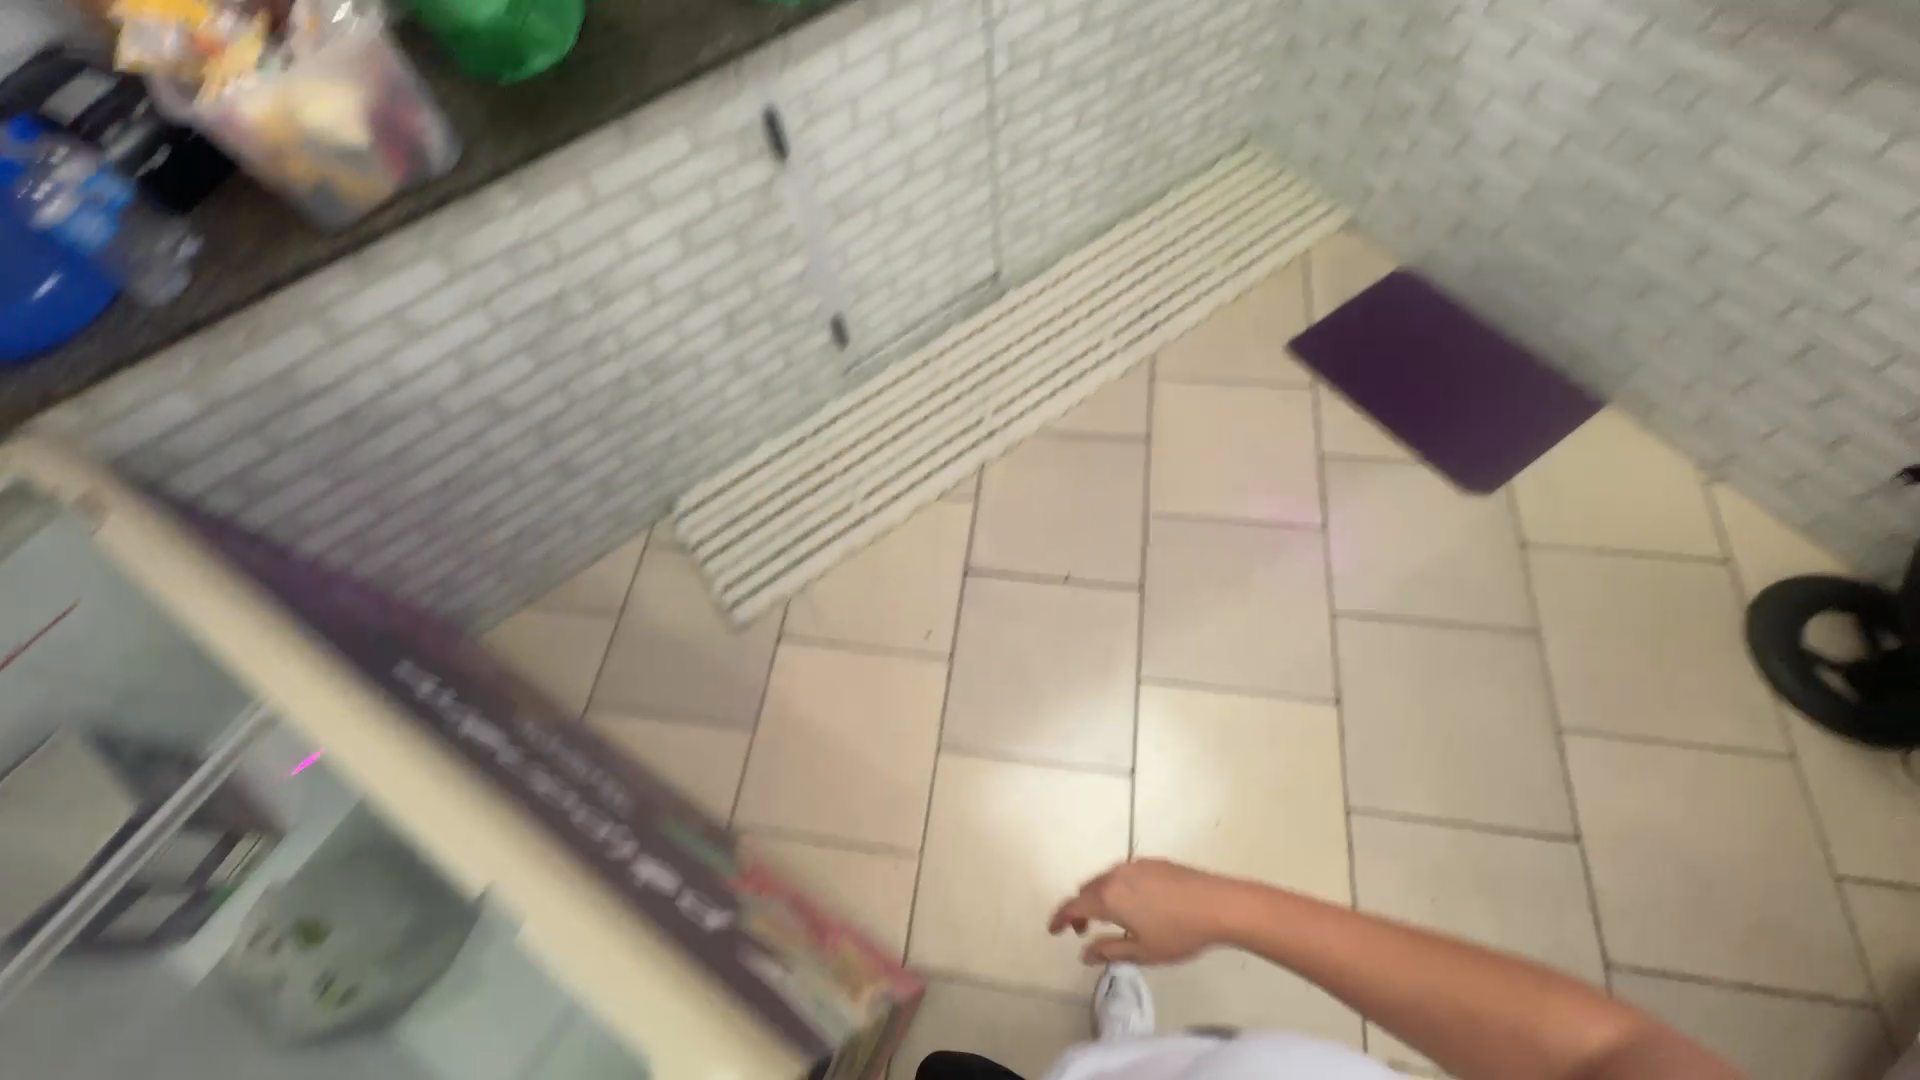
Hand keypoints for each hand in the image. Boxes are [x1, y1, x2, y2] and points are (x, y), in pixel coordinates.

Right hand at [1047, 858, 1239, 964]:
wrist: (1219, 904)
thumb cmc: (1179, 933)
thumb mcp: (1143, 951)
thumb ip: (1109, 950)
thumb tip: (1085, 952)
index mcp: (1109, 897)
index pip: (1073, 905)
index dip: (1060, 918)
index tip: (1053, 930)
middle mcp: (1116, 875)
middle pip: (1087, 889)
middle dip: (1081, 908)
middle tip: (1085, 930)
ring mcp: (1135, 865)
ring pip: (1105, 880)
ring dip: (1099, 897)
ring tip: (1112, 920)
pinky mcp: (1152, 862)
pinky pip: (1123, 874)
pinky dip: (1118, 888)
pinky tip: (1136, 905)